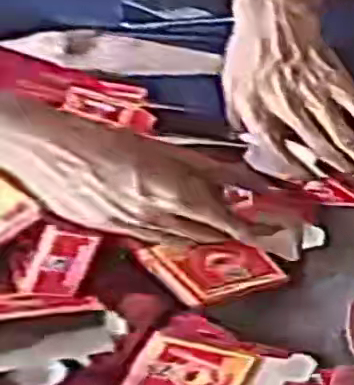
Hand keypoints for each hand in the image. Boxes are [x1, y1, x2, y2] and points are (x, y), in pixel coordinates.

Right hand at [0, 101, 273, 245]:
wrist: (42, 142)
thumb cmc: (113, 142)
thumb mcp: (182, 155)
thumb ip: (227, 174)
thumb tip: (265, 186)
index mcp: (180, 198)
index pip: (234, 227)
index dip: (261, 232)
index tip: (279, 232)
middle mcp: (157, 218)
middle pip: (212, 237)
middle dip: (236, 233)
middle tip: (252, 224)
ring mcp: (128, 226)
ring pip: (183, 241)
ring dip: (205, 235)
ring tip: (216, 221)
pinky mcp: (104, 228)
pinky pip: (151, 238)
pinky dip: (173, 232)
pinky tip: (176, 219)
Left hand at [224, 0, 353, 178]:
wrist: (276, 19)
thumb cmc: (252, 50)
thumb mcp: (231, 82)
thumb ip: (240, 113)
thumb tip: (252, 139)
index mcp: (254, 106)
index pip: (274, 147)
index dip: (293, 166)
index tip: (307, 176)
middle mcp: (286, 106)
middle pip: (316, 146)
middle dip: (335, 165)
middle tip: (347, 177)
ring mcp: (317, 98)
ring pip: (342, 137)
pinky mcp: (342, 89)